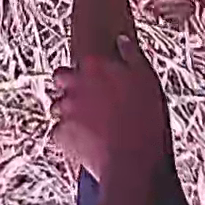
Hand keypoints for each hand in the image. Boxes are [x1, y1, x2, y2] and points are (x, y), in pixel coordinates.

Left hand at [48, 35, 170, 182]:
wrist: (135, 163)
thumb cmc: (145, 121)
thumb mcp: (147, 79)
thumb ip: (131, 55)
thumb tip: (121, 40)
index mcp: (95, 65)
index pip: (80, 62)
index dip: (88, 73)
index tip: (98, 83)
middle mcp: (76, 83)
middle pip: (60, 78)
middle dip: (67, 86)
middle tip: (84, 100)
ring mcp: (67, 109)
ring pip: (57, 106)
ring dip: (67, 113)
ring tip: (86, 126)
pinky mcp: (62, 134)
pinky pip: (58, 134)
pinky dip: (67, 139)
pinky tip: (83, 144)